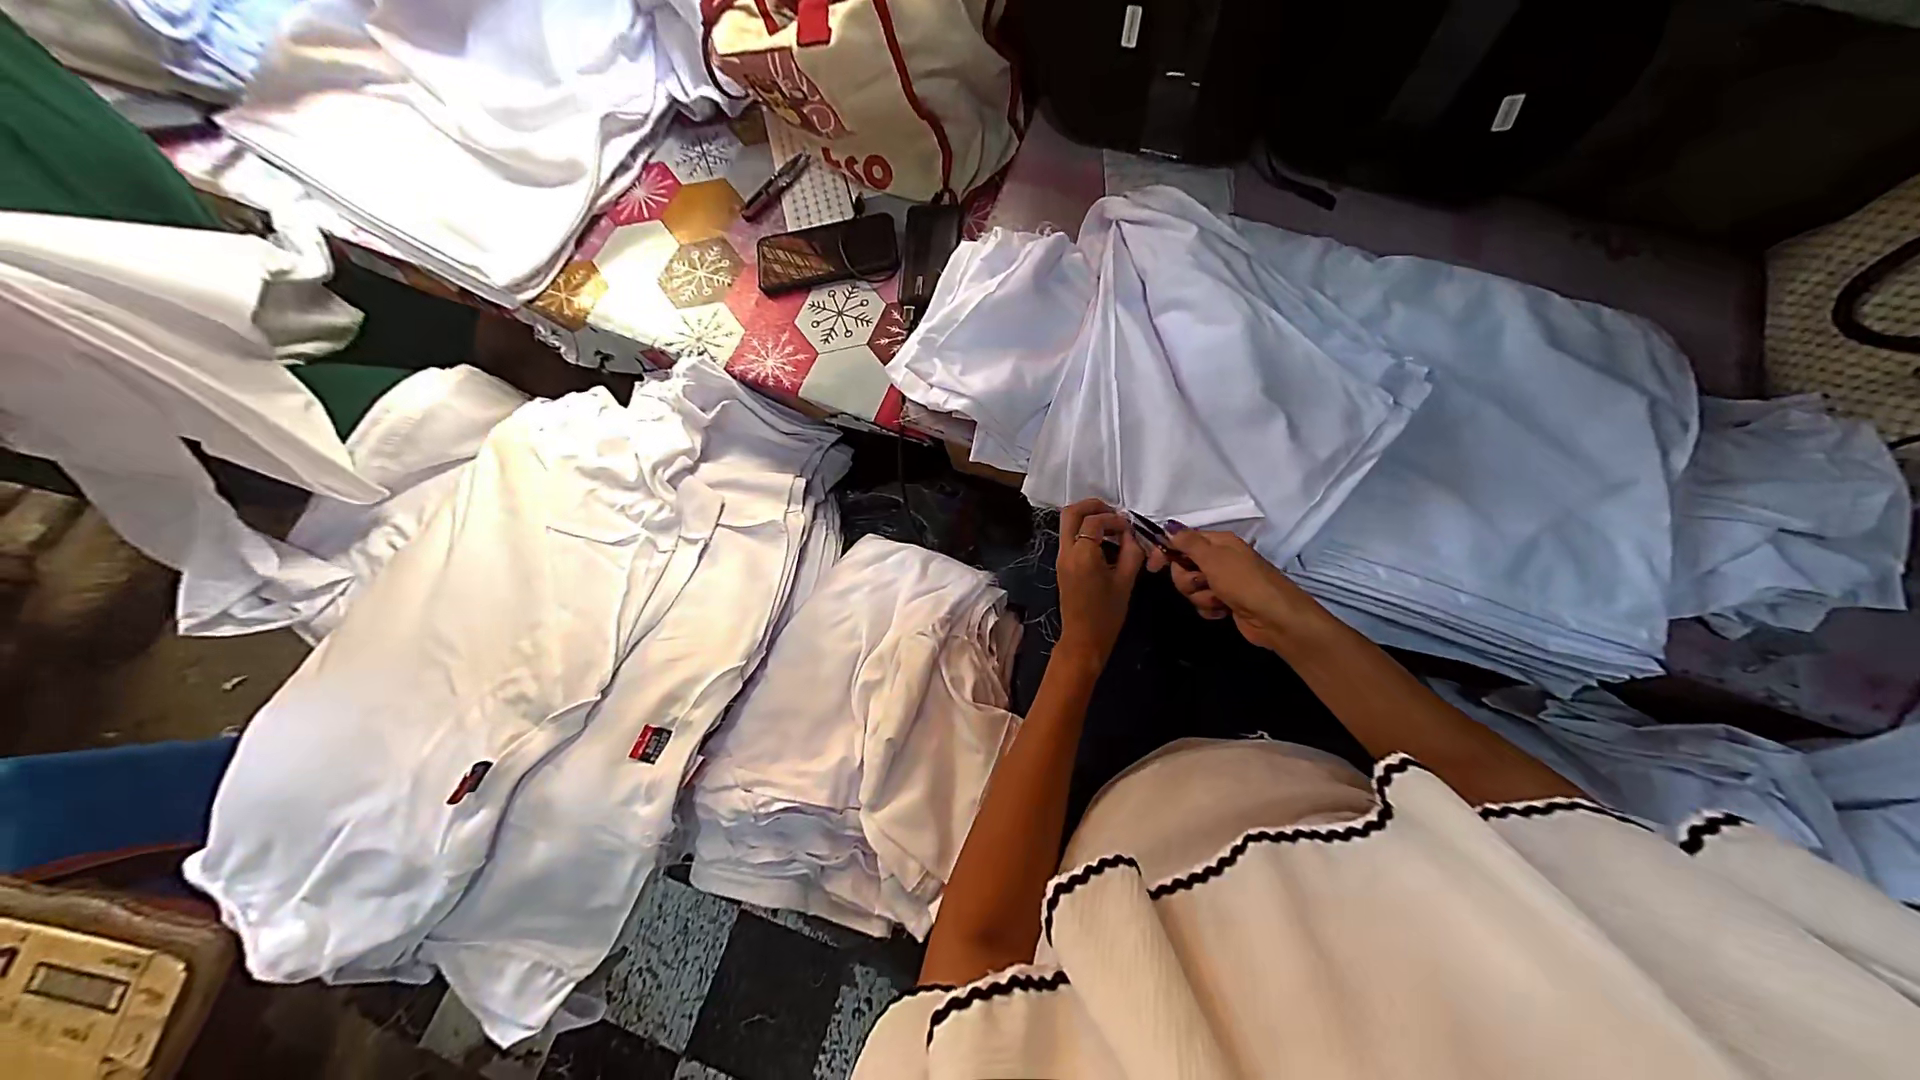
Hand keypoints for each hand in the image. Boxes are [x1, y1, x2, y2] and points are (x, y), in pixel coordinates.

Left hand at [1054, 498, 1144, 665]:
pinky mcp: (1062, 566)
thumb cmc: (1107, 615)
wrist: (1083, 640)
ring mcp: (1061, 559)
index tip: (1129, 527)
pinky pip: (1070, 538)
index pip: (1094, 522)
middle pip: (1070, 513)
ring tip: (1113, 529)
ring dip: (1088, 519)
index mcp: (1082, 556)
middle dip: (1092, 506)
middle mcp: (1066, 553)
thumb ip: (1131, 552)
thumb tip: (1132, 533)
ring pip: (1067, 524)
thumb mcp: (1126, 582)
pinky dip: (1085, 532)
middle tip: (1114, 512)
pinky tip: (1106, 543)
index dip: (1114, 519)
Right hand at [1151, 525, 1314, 652]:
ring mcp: (1223, 582)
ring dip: (1200, 596)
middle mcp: (1219, 559)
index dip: (1166, 551)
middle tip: (1202, 583)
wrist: (1275, 618)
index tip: (1153, 566)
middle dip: (1187, 579)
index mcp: (1219, 543)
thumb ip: (1188, 542)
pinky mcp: (1225, 602)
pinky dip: (1209, 608)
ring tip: (1218, 599)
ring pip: (1191, 587)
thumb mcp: (1213, 558)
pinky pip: (1202, 603)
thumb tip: (1168, 525)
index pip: (1183, 540)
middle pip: (1183, 567)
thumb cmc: (1244, 582)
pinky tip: (1222, 611)